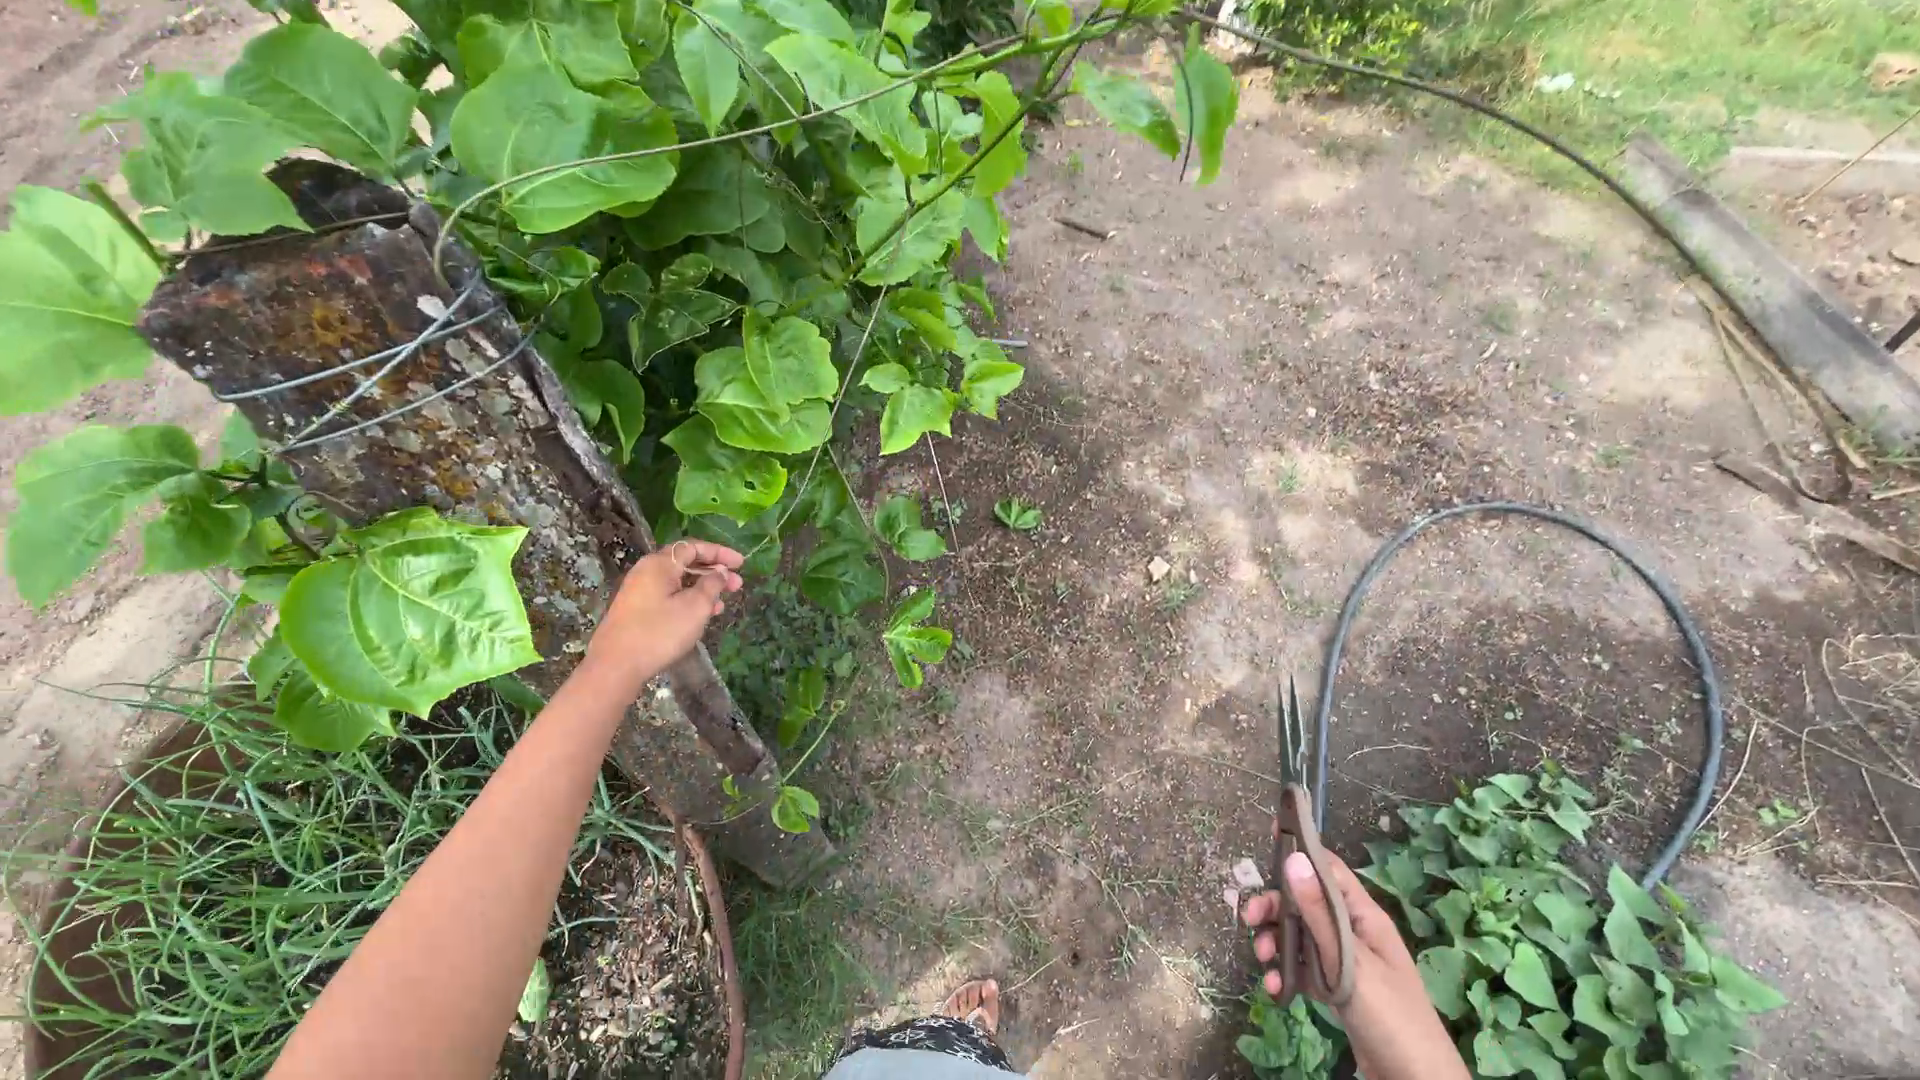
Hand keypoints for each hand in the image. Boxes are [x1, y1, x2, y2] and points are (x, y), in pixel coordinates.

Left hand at [582, 542, 743, 695]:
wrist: (616, 665)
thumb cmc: (660, 632)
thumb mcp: (695, 607)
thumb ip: (712, 585)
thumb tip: (720, 572)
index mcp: (660, 564)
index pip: (693, 547)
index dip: (719, 553)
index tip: (741, 564)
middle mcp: (647, 571)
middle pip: (685, 562)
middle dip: (713, 572)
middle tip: (737, 585)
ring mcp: (639, 591)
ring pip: (678, 581)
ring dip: (703, 589)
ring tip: (722, 604)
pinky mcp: (636, 610)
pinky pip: (668, 596)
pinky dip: (688, 600)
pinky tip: (701, 616)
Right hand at [1242, 849, 1468, 1079]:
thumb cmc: (1389, 1014)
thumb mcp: (1349, 961)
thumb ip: (1318, 913)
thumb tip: (1294, 857)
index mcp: (1364, 917)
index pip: (1330, 870)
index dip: (1301, 852)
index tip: (1269, 838)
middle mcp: (1353, 932)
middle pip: (1306, 903)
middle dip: (1275, 908)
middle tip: (1249, 920)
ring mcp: (1345, 961)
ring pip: (1300, 936)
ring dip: (1276, 943)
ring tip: (1264, 961)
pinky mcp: (1336, 987)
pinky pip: (1303, 968)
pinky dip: (1285, 973)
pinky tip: (1276, 988)